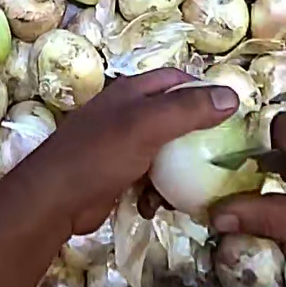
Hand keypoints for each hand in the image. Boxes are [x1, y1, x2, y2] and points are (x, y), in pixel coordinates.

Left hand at [16, 70, 238, 233]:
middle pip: (174, 117)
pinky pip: (149, 178)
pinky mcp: (117, 174)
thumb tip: (232, 95)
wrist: (53, 199)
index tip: (232, 114)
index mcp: (133, 91)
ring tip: (193, 189)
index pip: (177, 79)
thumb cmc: (99, 154)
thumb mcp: (146, 125)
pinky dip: (156, 191)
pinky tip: (155, 207)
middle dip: (196, 136)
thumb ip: (188, 109)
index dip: (204, 91)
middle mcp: (128, 112)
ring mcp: (121, 144)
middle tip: (222, 156)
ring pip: (165, 151)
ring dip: (178, 171)